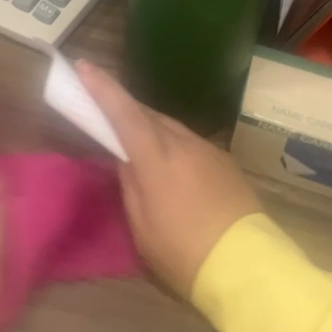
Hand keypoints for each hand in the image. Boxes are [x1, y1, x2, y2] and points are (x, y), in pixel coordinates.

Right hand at [78, 60, 262, 294]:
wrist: (247, 266)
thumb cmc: (185, 254)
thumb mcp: (143, 228)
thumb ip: (131, 184)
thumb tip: (124, 158)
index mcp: (157, 159)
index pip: (124, 113)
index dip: (102, 88)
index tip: (84, 65)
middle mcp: (182, 143)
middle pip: (146, 113)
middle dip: (122, 105)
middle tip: (101, 104)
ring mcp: (206, 148)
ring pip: (168, 125)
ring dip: (147, 124)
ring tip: (132, 134)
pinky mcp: (223, 160)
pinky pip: (187, 140)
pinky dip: (169, 140)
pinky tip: (167, 158)